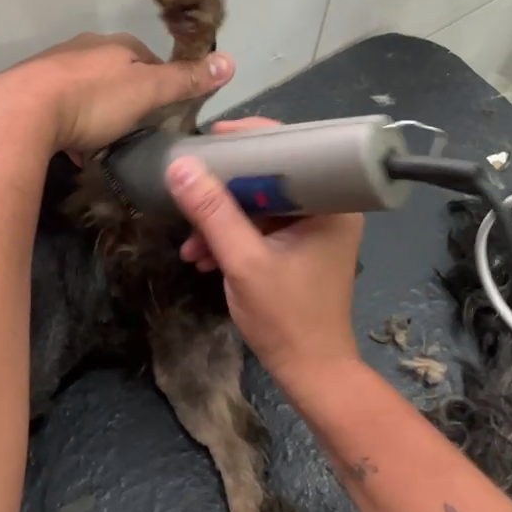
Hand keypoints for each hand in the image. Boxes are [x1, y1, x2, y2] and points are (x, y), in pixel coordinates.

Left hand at [0, 33, 233, 154]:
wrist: (22, 112)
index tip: (164, 115)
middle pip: (116, 74)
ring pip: (85, 90)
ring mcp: (53, 68)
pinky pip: (59, 108)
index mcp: (115, 45)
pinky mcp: (28, 91)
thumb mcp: (148, 91)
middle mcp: (83, 48)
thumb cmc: (94, 100)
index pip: (149, 60)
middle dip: (126, 101)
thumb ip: (185, 80)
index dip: (161, 86)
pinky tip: (71, 148)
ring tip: (101, 144)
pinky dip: (69, 125)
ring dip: (96, 113)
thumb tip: (231, 61)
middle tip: (134, 133)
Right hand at [167, 118, 365, 384]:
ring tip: (191, 245)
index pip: (291, 148)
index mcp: (331, 202)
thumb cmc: (287, 318)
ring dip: (222, 220)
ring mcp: (315, 229)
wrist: (310, 372)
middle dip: (224, 191)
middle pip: (270, 177)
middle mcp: (329, 208)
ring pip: (261, 205)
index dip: (248, 139)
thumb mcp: (244, 261)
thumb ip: (212, 213)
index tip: (209, 139)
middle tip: (189, 191)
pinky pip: (262, 228)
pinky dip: (233, 238)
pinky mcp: (301, 248)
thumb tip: (180, 166)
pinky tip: (203, 257)